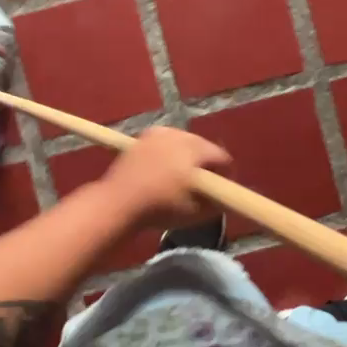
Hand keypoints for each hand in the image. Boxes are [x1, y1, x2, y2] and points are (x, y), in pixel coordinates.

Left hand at [100, 127, 231, 228]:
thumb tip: (224, 199)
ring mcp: (160, 133)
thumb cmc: (161, 208)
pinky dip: (170, 151)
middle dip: (206, 163)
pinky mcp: (145, 136)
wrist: (120, 201)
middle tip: (203, 184)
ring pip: (184, 142)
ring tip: (182, 176)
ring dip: (188, 156)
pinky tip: (164, 168)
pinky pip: (166, 141)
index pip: (222, 158)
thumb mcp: (196, 213)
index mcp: (196, 150)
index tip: (222, 189)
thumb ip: (217, 204)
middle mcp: (180, 135)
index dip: (226, 174)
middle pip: (204, 146)